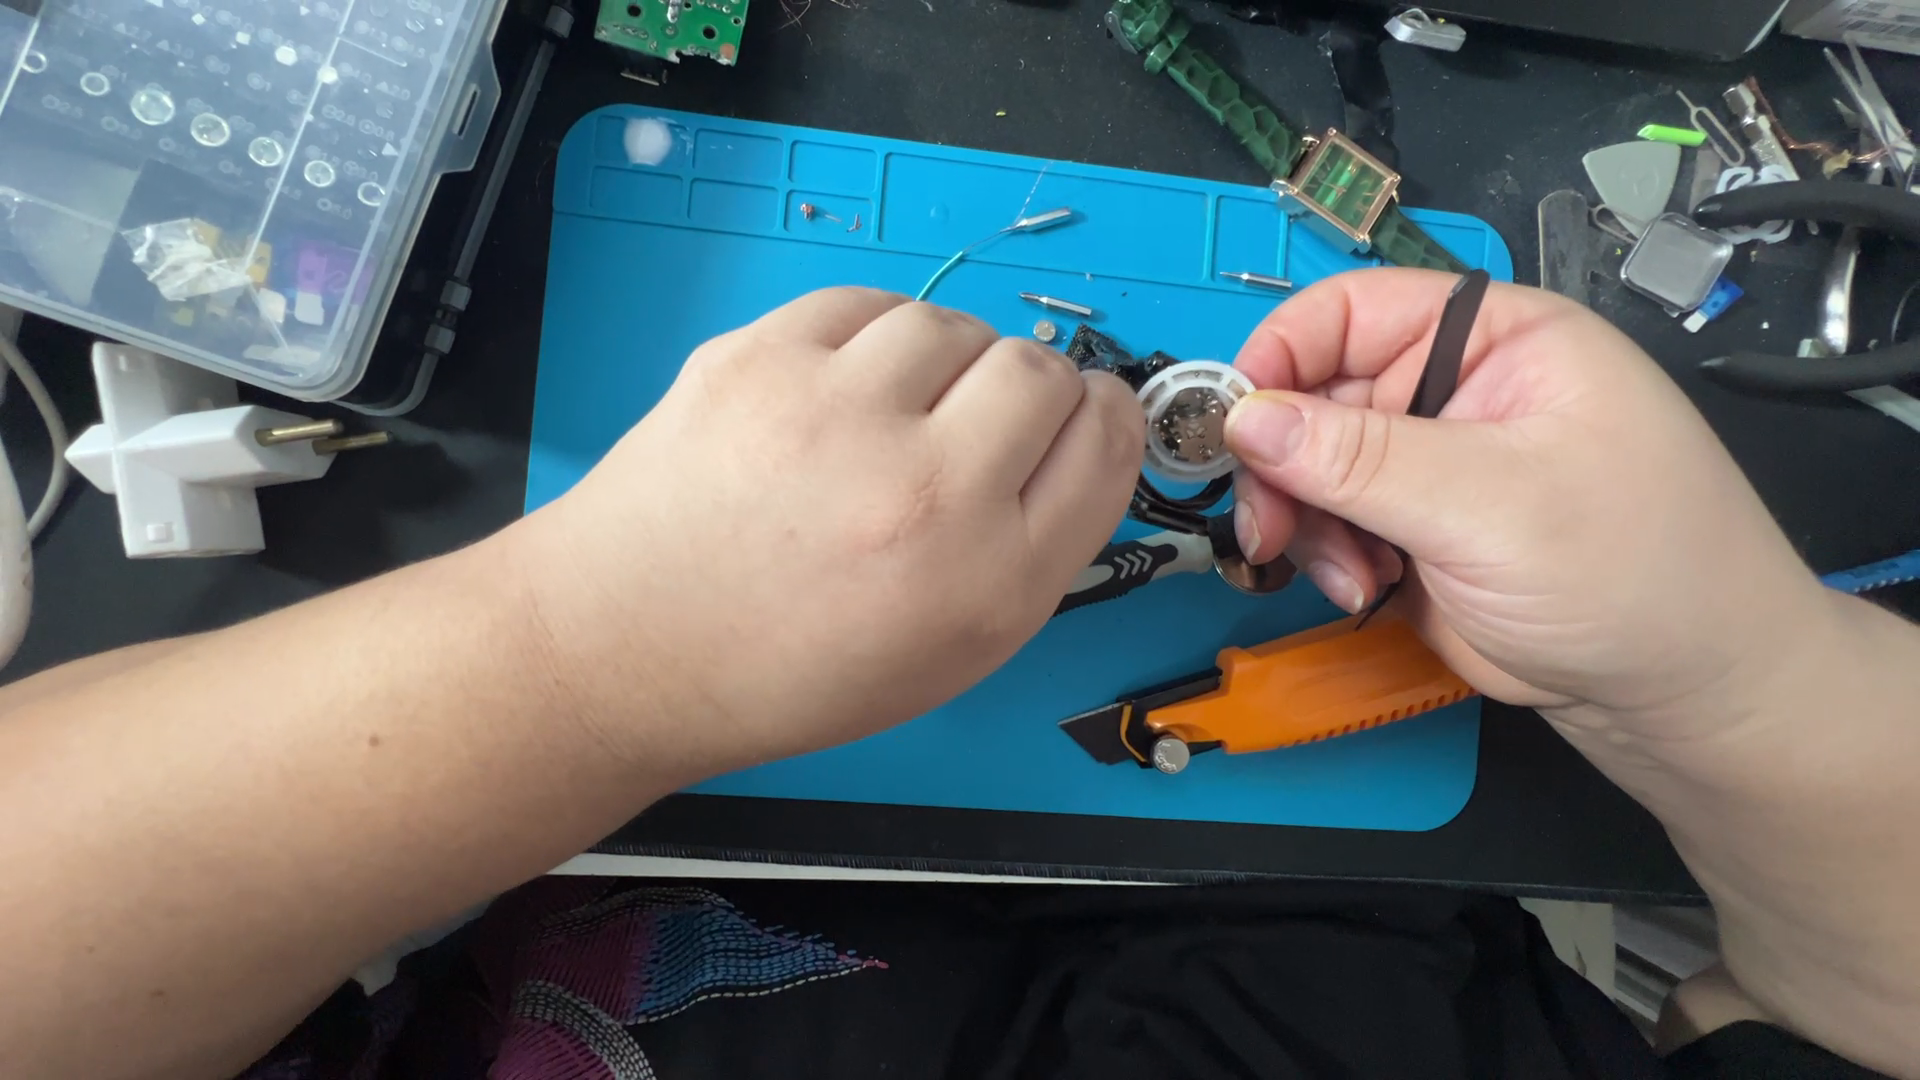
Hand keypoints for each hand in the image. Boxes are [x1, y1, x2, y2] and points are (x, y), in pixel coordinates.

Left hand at [512, 288, 1142, 774]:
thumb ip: (1033, 548)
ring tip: (894, 413)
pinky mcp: (758, 357)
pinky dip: (873, 341)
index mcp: (990, 582)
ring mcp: (835, 412)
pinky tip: (840, 390)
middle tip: (975, 426)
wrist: (632, 647)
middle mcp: (927, 491)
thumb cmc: (799, 670)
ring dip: (946, 365)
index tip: (1074, 422)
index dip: (1103, 420)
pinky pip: (867, 304)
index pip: (1106, 443)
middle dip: (1031, 393)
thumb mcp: (952, 652)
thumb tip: (1069, 439)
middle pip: (1043, 371)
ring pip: (954, 325)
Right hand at [1223, 269, 1828, 726]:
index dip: (1277, 358)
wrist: (1670, 693)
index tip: (1230, 427)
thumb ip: (1357, 458)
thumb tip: (1241, 419)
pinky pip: (1315, 518)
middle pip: (1306, 397)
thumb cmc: (1627, 572)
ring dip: (1302, 523)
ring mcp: (1412, 460)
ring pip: (1299, 466)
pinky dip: (1321, 555)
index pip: (1346, 314)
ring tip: (1349, 575)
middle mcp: (1439, 389)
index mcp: (1486, 341)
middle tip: (1272, 529)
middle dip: (1281, 468)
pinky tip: (1364, 587)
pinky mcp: (1392, 520)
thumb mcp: (1489, 503)